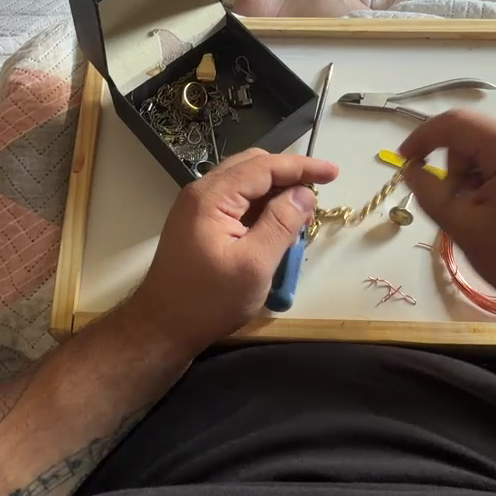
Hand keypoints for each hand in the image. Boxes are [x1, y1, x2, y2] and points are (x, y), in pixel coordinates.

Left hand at [120, 149, 337, 355]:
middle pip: (252, 167)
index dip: (301, 166)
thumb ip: (281, 224)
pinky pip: (235, 202)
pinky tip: (276, 226)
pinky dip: (260, 207)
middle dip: (288, 176)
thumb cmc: (207, 301)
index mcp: (212, 196)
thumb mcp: (254, 265)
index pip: (263, 166)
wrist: (161, 328)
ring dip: (275, 193)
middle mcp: (201, 192)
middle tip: (316, 198)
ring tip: (301, 216)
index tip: (334, 173)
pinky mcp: (198, 224)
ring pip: (244, 184)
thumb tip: (304, 193)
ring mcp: (197, 208)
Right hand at [398, 109, 495, 318]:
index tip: (403, 163)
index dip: (421, 138)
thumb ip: (430, 193)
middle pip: (474, 139)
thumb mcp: (465, 228)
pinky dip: (493, 185)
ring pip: (492, 155)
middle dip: (453, 169)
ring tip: (481, 221)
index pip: (454, 123)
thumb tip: (411, 170)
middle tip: (453, 209)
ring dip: (473, 180)